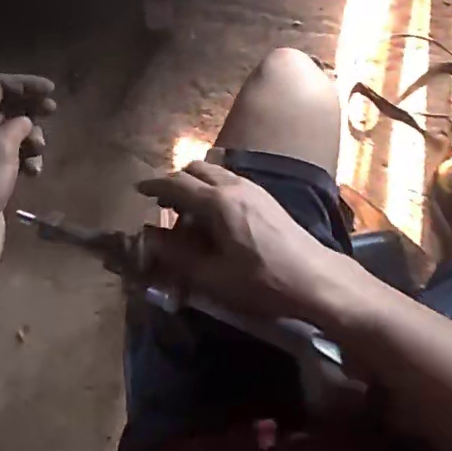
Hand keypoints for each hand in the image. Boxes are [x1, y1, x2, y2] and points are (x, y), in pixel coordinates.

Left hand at [0, 74, 54, 250]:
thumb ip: (17, 127)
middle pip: (4, 106)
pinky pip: (6, 154)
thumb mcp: (0, 149)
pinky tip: (33, 171)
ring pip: (8, 131)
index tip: (51, 90)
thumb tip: (24, 121)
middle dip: (30, 108)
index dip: (25, 83)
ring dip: (29, 136)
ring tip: (40, 150)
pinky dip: (22, 157)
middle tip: (52, 112)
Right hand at [137, 161, 373, 325]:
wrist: (313, 277)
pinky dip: (213, 188)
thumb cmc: (260, 281)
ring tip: (186, 212)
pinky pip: (230, 180)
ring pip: (215, 172)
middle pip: (197, 169)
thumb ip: (176, 254)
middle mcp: (235, 185)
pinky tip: (214, 216)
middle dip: (175, 181)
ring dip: (196, 183)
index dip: (155, 185)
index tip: (138, 189)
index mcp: (218, 202)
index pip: (178, 184)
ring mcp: (253, 188)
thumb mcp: (212, 276)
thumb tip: (148, 236)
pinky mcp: (265, 197)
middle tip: (161, 203)